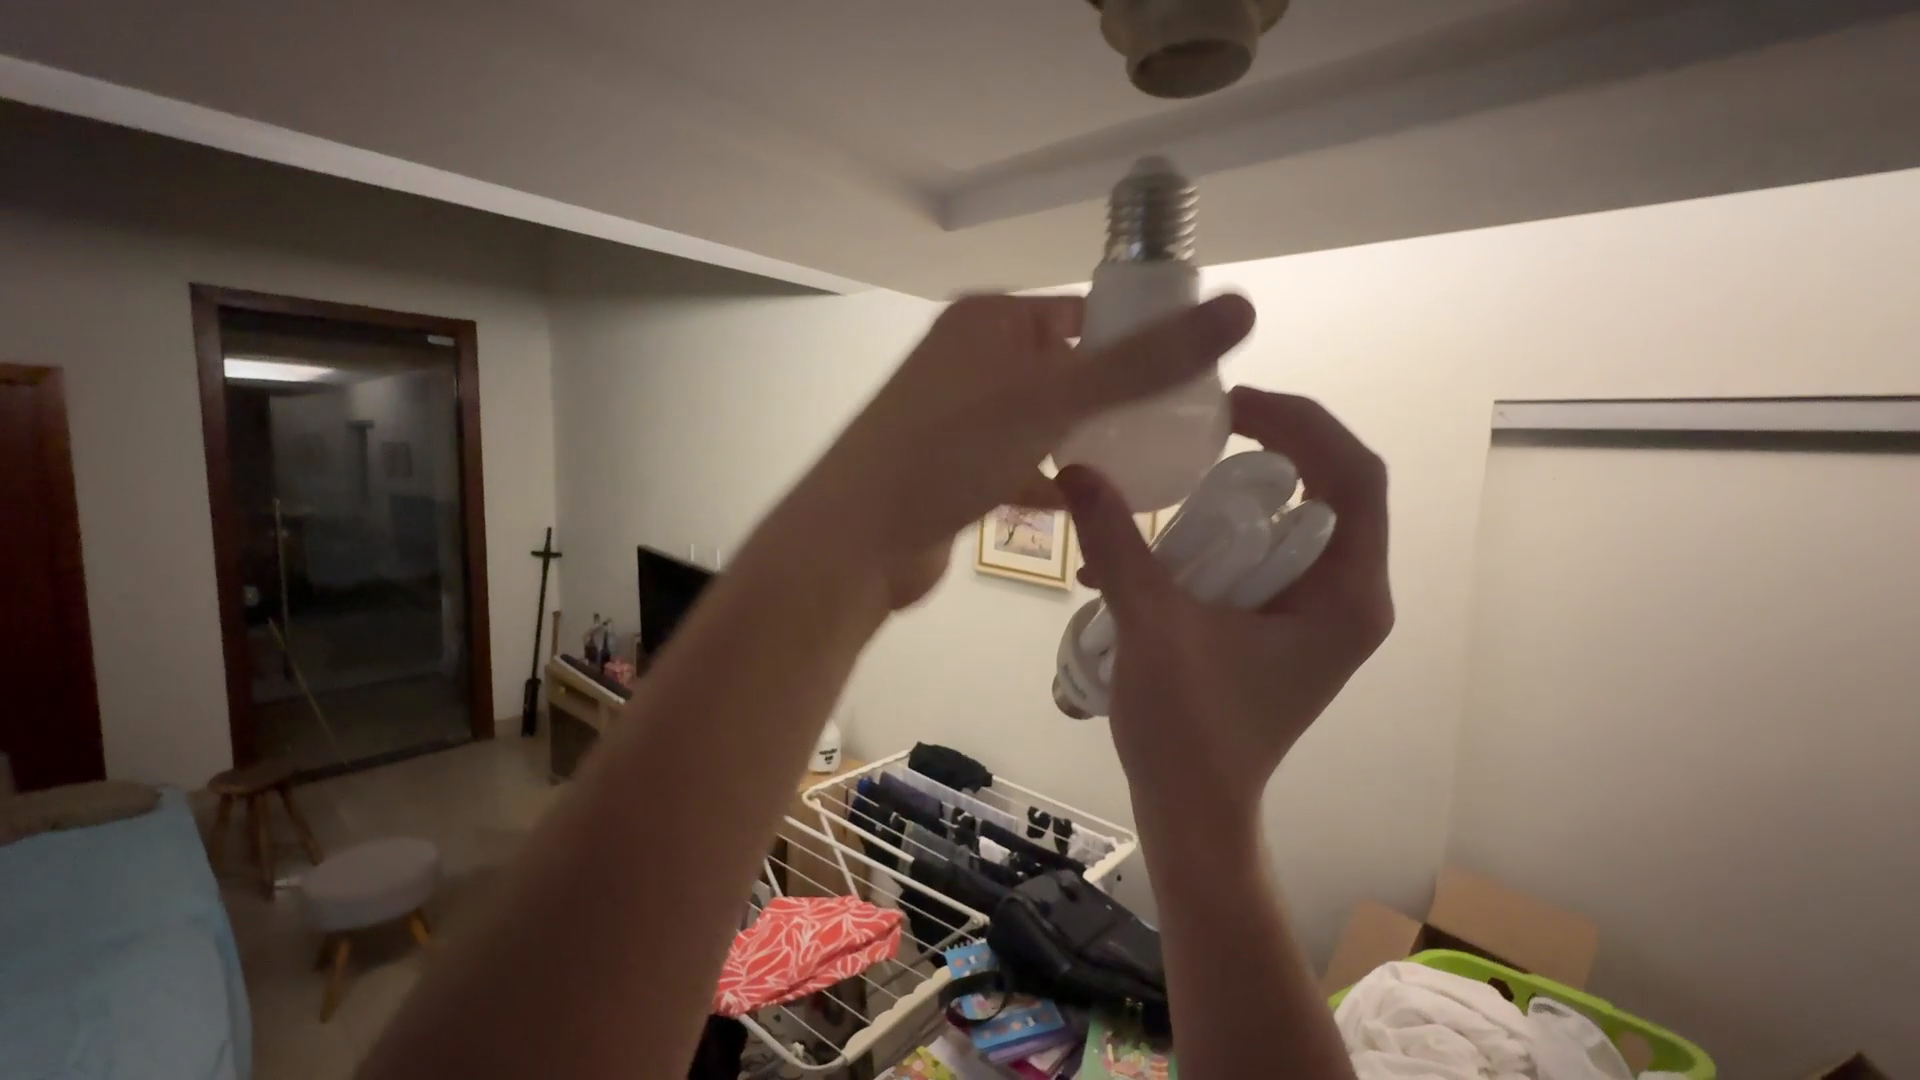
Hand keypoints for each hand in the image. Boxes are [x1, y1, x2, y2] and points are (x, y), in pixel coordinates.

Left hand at [787, 293, 1255, 607]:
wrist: (855, 541)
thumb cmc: (949, 452)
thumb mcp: (1054, 399)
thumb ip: (1144, 362)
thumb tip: (1241, 309)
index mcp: (990, 322)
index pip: (1084, 316)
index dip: (1138, 341)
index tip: (1191, 382)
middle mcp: (971, 360)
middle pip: (1067, 370)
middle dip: (1115, 400)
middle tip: (1175, 431)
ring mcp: (958, 417)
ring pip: (1042, 422)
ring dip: (1084, 443)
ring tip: (1142, 465)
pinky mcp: (953, 469)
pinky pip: (1017, 465)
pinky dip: (1047, 481)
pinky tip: (1081, 501)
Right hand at [1058, 388, 1393, 823]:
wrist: (1193, 810)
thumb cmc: (1190, 730)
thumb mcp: (1152, 624)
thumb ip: (1116, 543)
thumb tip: (1075, 470)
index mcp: (1347, 595)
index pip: (1355, 475)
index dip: (1301, 423)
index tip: (1233, 405)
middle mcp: (1349, 597)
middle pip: (1329, 490)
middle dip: (1268, 449)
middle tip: (1201, 429)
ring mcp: (1318, 616)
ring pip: (1292, 523)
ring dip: (1235, 495)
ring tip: (1171, 483)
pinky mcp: (1285, 630)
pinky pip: (1263, 558)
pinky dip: (1218, 538)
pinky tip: (1154, 546)